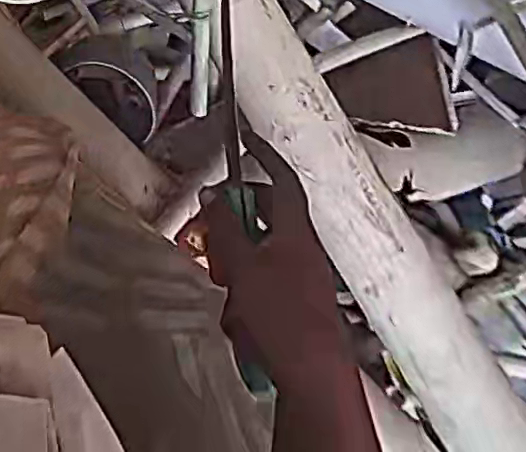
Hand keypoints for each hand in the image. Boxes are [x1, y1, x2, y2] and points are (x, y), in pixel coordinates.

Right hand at [201, 131, 380, 451]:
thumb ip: (223, 226)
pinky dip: (246, 296)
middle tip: (213, 237)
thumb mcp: (241, 265)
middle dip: (234, 227)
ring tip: (229, 292)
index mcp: (296, 234)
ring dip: (237, 269)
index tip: (248, 141)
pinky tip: (241, 320)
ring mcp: (302, 281)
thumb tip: (212, 195)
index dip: (265, 157)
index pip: (282, 182)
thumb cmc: (285, 322)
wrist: (314, 384)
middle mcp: (303, 253)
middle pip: (264, 219)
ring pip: (258, 255)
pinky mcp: (297, 307)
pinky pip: (262, 285)